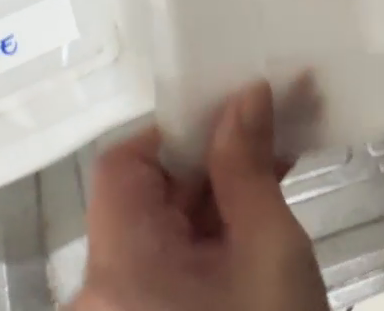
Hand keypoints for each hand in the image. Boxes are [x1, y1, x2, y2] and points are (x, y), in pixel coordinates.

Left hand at [72, 82, 326, 310]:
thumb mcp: (269, 245)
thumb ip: (249, 167)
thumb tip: (247, 94)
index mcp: (118, 269)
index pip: (122, 165)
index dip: (177, 125)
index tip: (238, 102)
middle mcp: (100, 289)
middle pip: (145, 192)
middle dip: (212, 148)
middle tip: (276, 112)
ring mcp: (123, 308)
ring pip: (165, 220)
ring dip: (221, 181)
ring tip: (283, 147)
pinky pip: (174, 250)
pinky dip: (216, 219)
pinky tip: (264, 193)